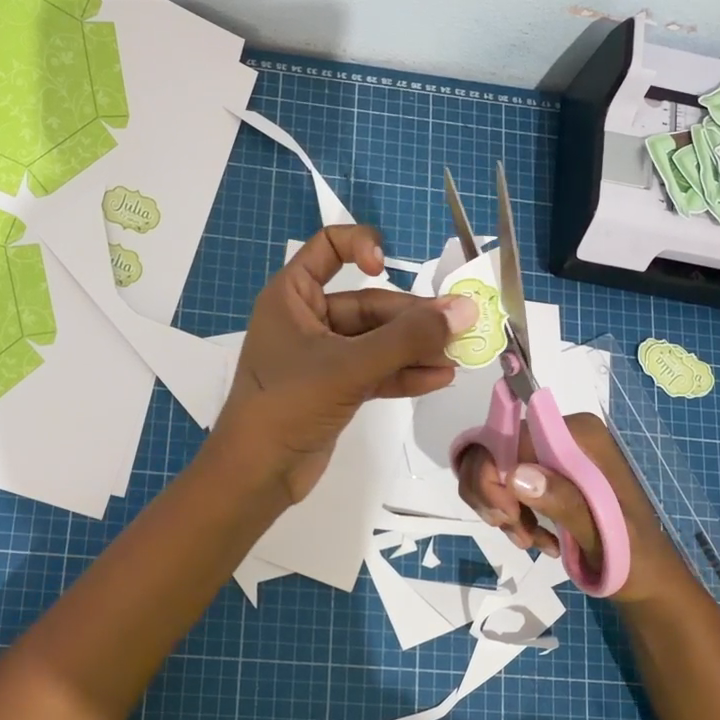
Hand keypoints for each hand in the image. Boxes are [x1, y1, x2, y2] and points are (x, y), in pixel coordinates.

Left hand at [211, 224, 476, 504]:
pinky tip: (438, 378)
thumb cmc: (288, 405)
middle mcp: (306, 320)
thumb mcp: (349, 366)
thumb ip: (408, 339)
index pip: (327, 247)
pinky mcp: (334, 390)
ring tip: (456, 357)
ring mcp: (322, 358)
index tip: (386, 266)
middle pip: (368, 304)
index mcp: (291, 296)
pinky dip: (403, 374)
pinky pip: (375, 371)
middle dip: (410, 319)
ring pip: (376, 341)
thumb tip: (463, 310)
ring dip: (414, 349)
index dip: (360, 245)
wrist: (256, 473)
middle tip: (456, 329)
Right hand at [456, 412, 695, 604]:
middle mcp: (561, 436)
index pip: (509, 436)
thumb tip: (515, 475)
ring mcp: (550, 455)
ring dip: (500, 510)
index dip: (492, 475)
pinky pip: (500, 486)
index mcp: (580, 437)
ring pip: (490, 471)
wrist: (647, 575)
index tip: (507, 517)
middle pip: (491, 450)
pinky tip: (535, 538)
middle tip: (515, 529)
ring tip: (530, 540)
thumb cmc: (634, 557)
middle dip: (491, 494)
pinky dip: (508, 515)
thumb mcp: (601, 534)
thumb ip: (563, 502)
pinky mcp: (543, 474)